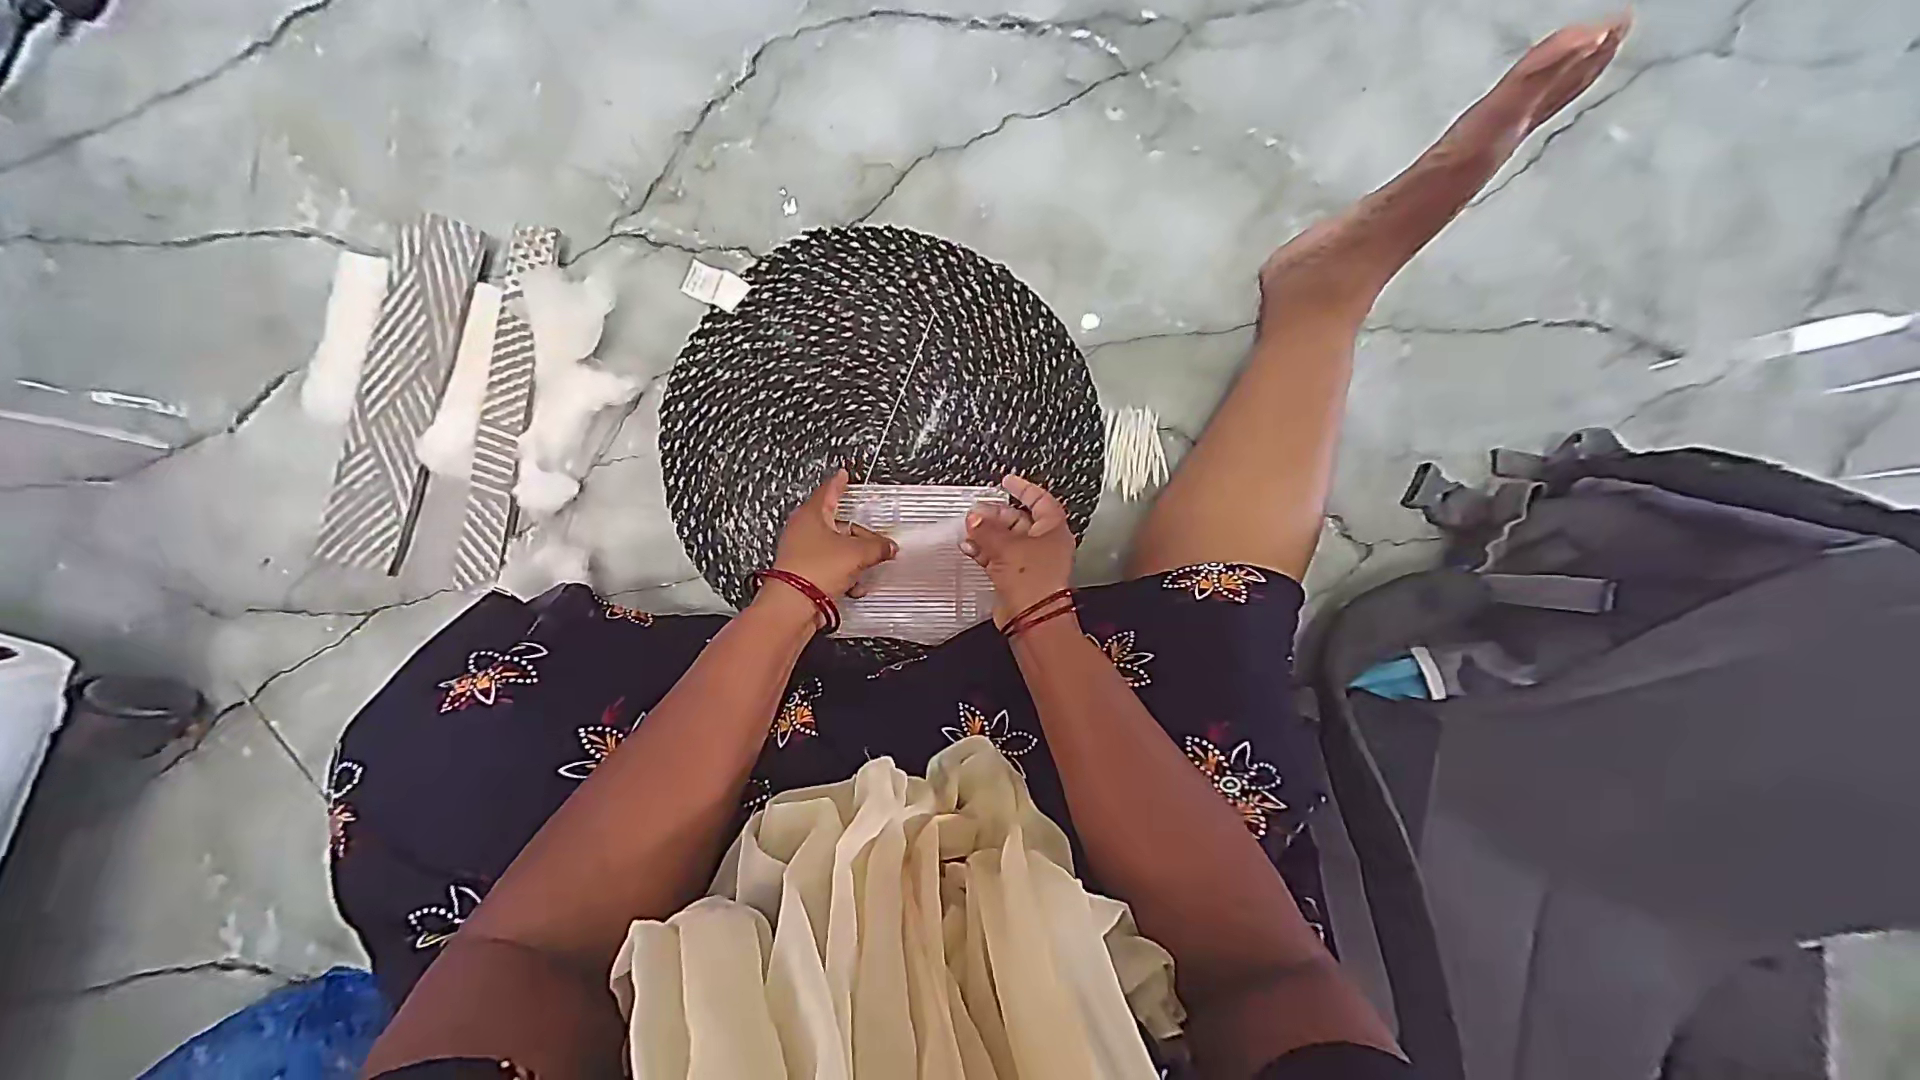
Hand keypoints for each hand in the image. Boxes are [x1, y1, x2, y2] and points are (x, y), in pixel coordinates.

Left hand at [769, 468, 897, 604]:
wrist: (794, 605)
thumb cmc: (815, 570)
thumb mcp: (857, 553)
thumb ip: (878, 547)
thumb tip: (888, 547)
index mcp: (812, 515)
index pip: (828, 491)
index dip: (840, 482)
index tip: (844, 474)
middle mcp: (804, 530)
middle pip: (838, 523)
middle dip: (859, 533)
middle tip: (877, 539)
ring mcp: (802, 552)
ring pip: (836, 547)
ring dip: (854, 557)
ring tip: (867, 566)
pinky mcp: (805, 572)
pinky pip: (831, 567)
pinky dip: (845, 574)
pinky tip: (855, 585)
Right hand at [961, 474, 1076, 626]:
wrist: (1032, 618)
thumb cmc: (1034, 582)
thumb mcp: (1006, 546)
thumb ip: (987, 529)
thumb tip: (975, 518)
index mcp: (1053, 530)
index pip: (1040, 500)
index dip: (1023, 488)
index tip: (1008, 481)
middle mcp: (1045, 544)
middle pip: (1019, 520)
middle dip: (996, 514)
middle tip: (978, 510)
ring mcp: (1031, 561)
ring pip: (1007, 539)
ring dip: (987, 533)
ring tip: (970, 528)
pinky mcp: (1018, 577)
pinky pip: (999, 557)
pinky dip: (985, 550)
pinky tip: (970, 546)